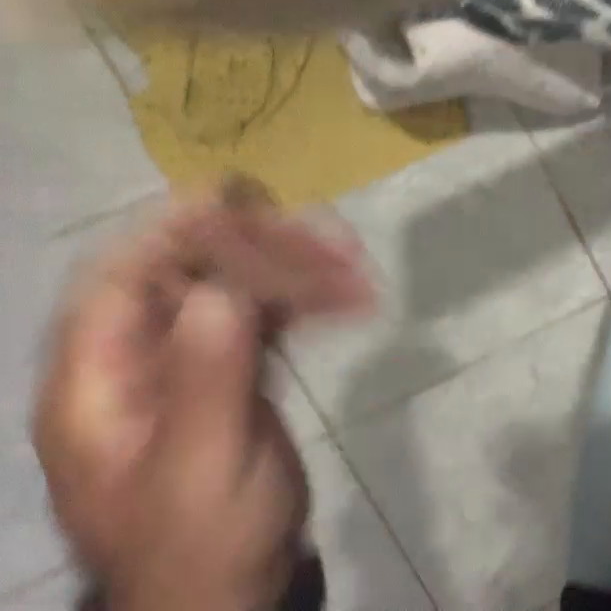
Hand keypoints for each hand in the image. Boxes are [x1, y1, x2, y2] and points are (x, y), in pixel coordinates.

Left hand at [33, 188, 374, 610]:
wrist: (227, 591)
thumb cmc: (204, 534)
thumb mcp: (204, 461)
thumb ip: (207, 374)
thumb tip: (218, 286)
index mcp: (96, 386)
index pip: (117, 284)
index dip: (171, 231)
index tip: (242, 195)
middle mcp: (132, 366)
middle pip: (183, 278)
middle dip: (256, 248)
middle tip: (332, 236)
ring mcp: (184, 370)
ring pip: (231, 292)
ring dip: (294, 271)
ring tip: (359, 264)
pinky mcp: (229, 378)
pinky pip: (263, 320)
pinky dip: (307, 301)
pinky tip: (354, 297)